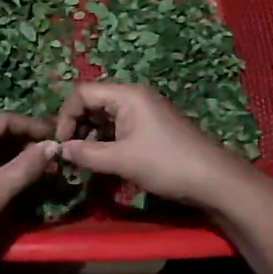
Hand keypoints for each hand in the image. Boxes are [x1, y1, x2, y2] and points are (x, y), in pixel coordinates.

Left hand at [0, 112, 57, 262]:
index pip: (3, 120)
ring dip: (16, 155)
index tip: (56, 136)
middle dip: (25, 143)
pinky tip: (20, 175)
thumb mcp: (2, 187)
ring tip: (42, 167)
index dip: (32, 126)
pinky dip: (1, 165)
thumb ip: (30, 163)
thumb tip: (54, 145)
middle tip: (52, 156)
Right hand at [53, 83, 252, 206]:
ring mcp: (144, 112)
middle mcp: (134, 97)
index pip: (82, 93)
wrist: (213, 180)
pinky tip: (103, 162)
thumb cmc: (165, 164)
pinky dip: (106, 142)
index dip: (66, 116)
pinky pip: (119, 128)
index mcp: (127, 95)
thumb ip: (86, 154)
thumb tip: (59, 150)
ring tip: (84, 162)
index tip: (61, 144)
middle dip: (77, 127)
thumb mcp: (121, 160)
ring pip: (105, 118)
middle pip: (93, 103)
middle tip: (70, 155)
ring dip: (91, 138)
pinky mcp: (150, 128)